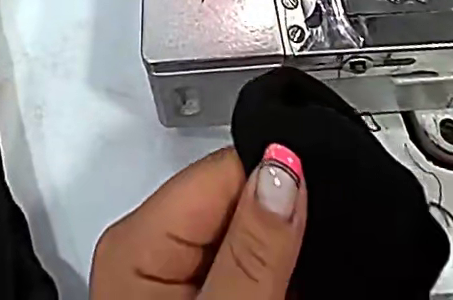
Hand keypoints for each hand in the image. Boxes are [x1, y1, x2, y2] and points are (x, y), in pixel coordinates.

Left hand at [91, 145, 307, 298]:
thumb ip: (251, 251)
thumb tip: (282, 165)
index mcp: (137, 241)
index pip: (227, 167)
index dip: (279, 183)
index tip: (315, 210)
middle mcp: (149, 248)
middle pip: (238, 197)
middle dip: (280, 217)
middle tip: (310, 254)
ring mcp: (173, 275)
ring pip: (248, 232)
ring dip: (281, 245)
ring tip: (301, 275)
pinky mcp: (199, 292)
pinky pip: (245, 261)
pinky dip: (272, 270)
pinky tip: (289, 285)